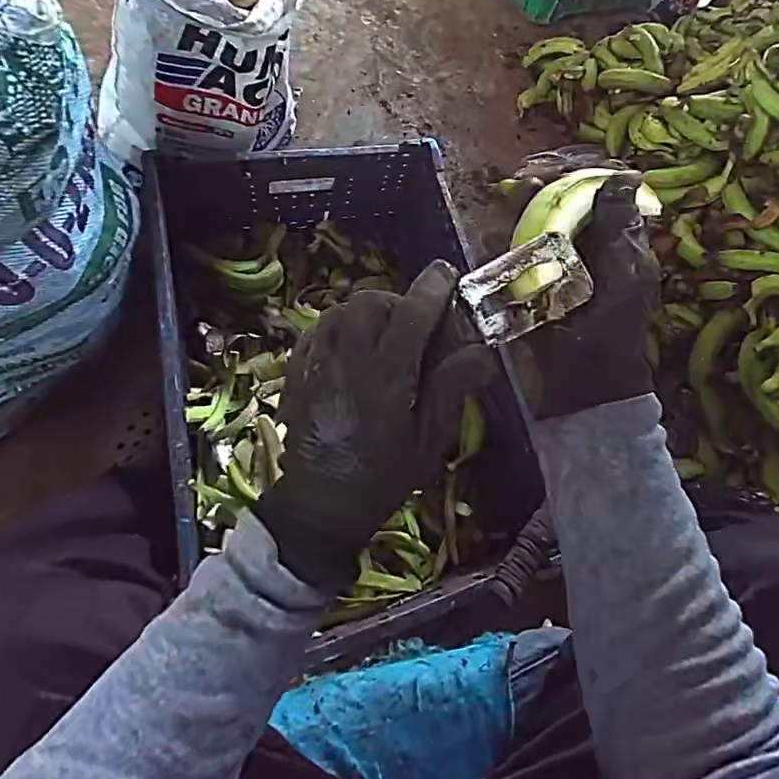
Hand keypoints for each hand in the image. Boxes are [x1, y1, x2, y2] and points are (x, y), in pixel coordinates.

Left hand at [256, 260, 497, 592]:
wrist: (320, 506)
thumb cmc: (382, 477)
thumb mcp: (428, 442)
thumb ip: (451, 390)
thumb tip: (481, 352)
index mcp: (385, 377)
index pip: (411, 316)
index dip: (431, 289)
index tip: (445, 272)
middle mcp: (347, 361)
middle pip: (368, 303)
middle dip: (395, 300)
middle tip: (412, 321)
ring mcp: (316, 364)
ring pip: (339, 310)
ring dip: (365, 310)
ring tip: (382, 332)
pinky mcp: (296, 372)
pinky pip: (316, 329)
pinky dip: (337, 324)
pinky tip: (350, 344)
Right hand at [512, 175, 659, 418]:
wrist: (584, 378)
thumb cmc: (612, 328)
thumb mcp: (624, 276)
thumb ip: (619, 228)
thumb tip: (625, 176)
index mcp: (615, 235)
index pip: (596, 186)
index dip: (575, 169)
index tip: (552, 166)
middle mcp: (583, 240)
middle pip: (561, 196)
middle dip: (542, 181)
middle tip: (524, 180)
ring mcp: (554, 257)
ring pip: (534, 216)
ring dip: (520, 204)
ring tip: (510, 198)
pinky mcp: (529, 276)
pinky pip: (511, 248)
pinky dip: (501, 239)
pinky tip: (493, 237)